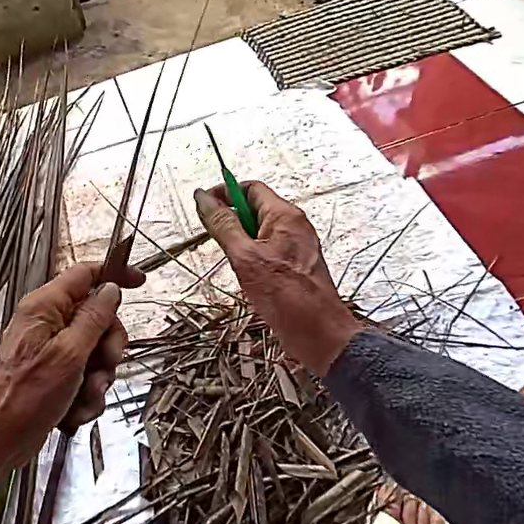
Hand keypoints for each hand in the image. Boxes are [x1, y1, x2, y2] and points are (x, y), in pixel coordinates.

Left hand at [0, 261, 144, 445]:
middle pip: (97, 317)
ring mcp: (51, 350)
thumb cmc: (22, 398)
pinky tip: (75, 409)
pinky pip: (85, 375)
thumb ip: (94, 318)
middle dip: (108, 345)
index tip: (139, 282)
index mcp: (44, 307)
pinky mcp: (53, 374)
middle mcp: (46, 324)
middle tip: (106, 363)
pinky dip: (86, 394)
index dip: (114, 275)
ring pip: (95, 351)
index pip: (85, 274)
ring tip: (85, 394)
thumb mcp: (69, 354)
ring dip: (98, 376)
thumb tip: (111, 290)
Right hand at [195, 181, 363, 375]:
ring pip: (258, 233)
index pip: (250, 188)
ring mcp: (296, 247)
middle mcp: (294, 227)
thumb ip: (222, 225)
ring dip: (240, 244)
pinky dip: (251, 259)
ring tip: (237, 266)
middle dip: (231, 222)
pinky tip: (248, 279)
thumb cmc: (289, 298)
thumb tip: (204, 199)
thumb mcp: (245, 257)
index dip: (224, 193)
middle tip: (217, 241)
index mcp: (285, 216)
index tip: (204, 206)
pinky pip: (267, 251)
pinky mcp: (295, 266)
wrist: (320, 334)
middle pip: (254, 210)